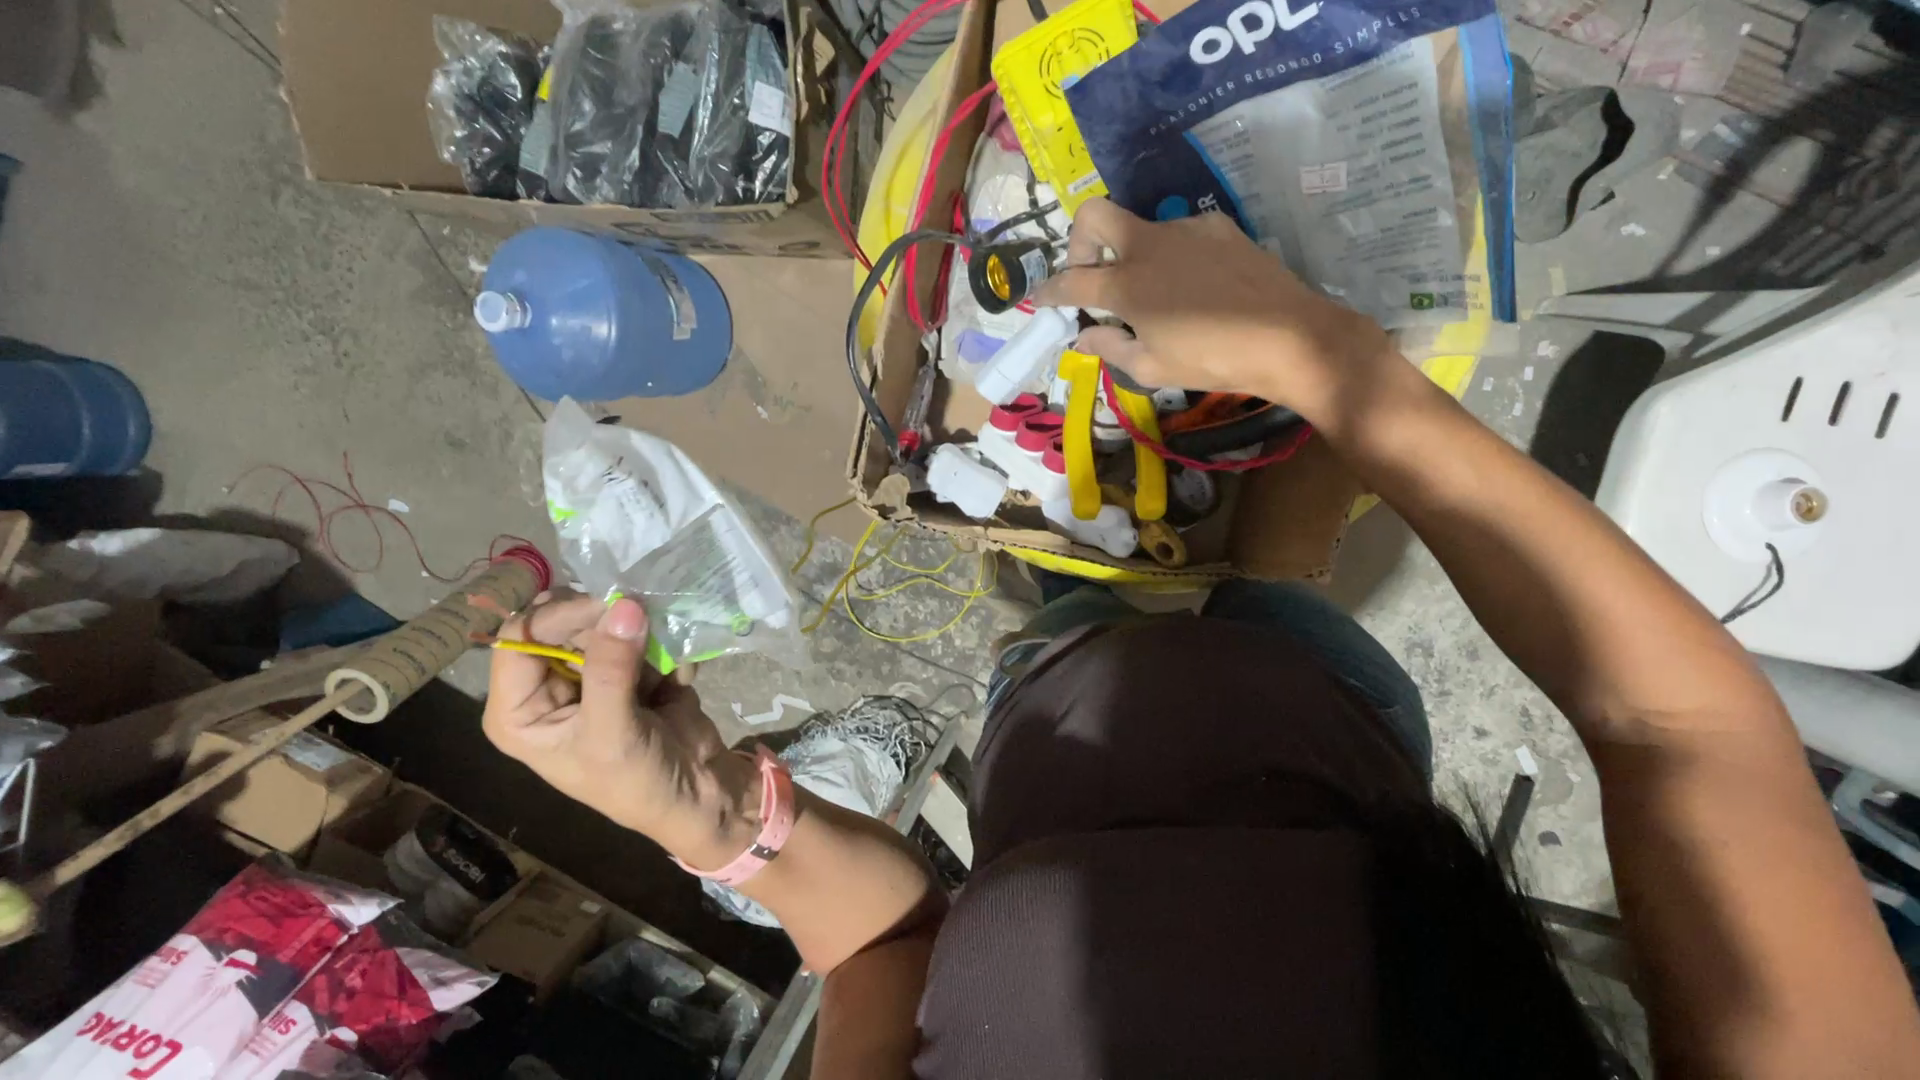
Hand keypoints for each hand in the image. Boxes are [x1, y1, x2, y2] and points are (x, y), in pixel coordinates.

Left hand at [482, 593, 757, 867]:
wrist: (698, 795)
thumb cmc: (635, 781)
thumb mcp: (613, 732)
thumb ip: (612, 668)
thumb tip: (624, 605)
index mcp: (520, 708)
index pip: (520, 640)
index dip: (559, 617)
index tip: (610, 606)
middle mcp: (549, 685)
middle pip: (561, 624)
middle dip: (601, 615)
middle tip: (639, 608)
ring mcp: (592, 673)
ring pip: (603, 622)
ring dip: (636, 624)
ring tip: (663, 633)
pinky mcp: (632, 668)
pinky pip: (639, 634)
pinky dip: (662, 639)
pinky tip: (677, 673)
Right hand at [1033, 199, 1400, 431]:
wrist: (1289, 338)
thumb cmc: (1212, 361)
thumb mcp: (1152, 368)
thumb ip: (1111, 347)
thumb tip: (1084, 336)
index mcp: (1126, 283)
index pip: (1070, 280)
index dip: (1047, 291)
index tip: (1037, 298)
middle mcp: (1149, 245)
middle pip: (1093, 216)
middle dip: (1078, 241)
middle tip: (1090, 274)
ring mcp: (1185, 230)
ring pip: (1140, 228)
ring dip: (1132, 254)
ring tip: (1154, 294)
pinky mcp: (1219, 228)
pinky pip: (1180, 235)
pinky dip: (1171, 256)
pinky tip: (1192, 286)